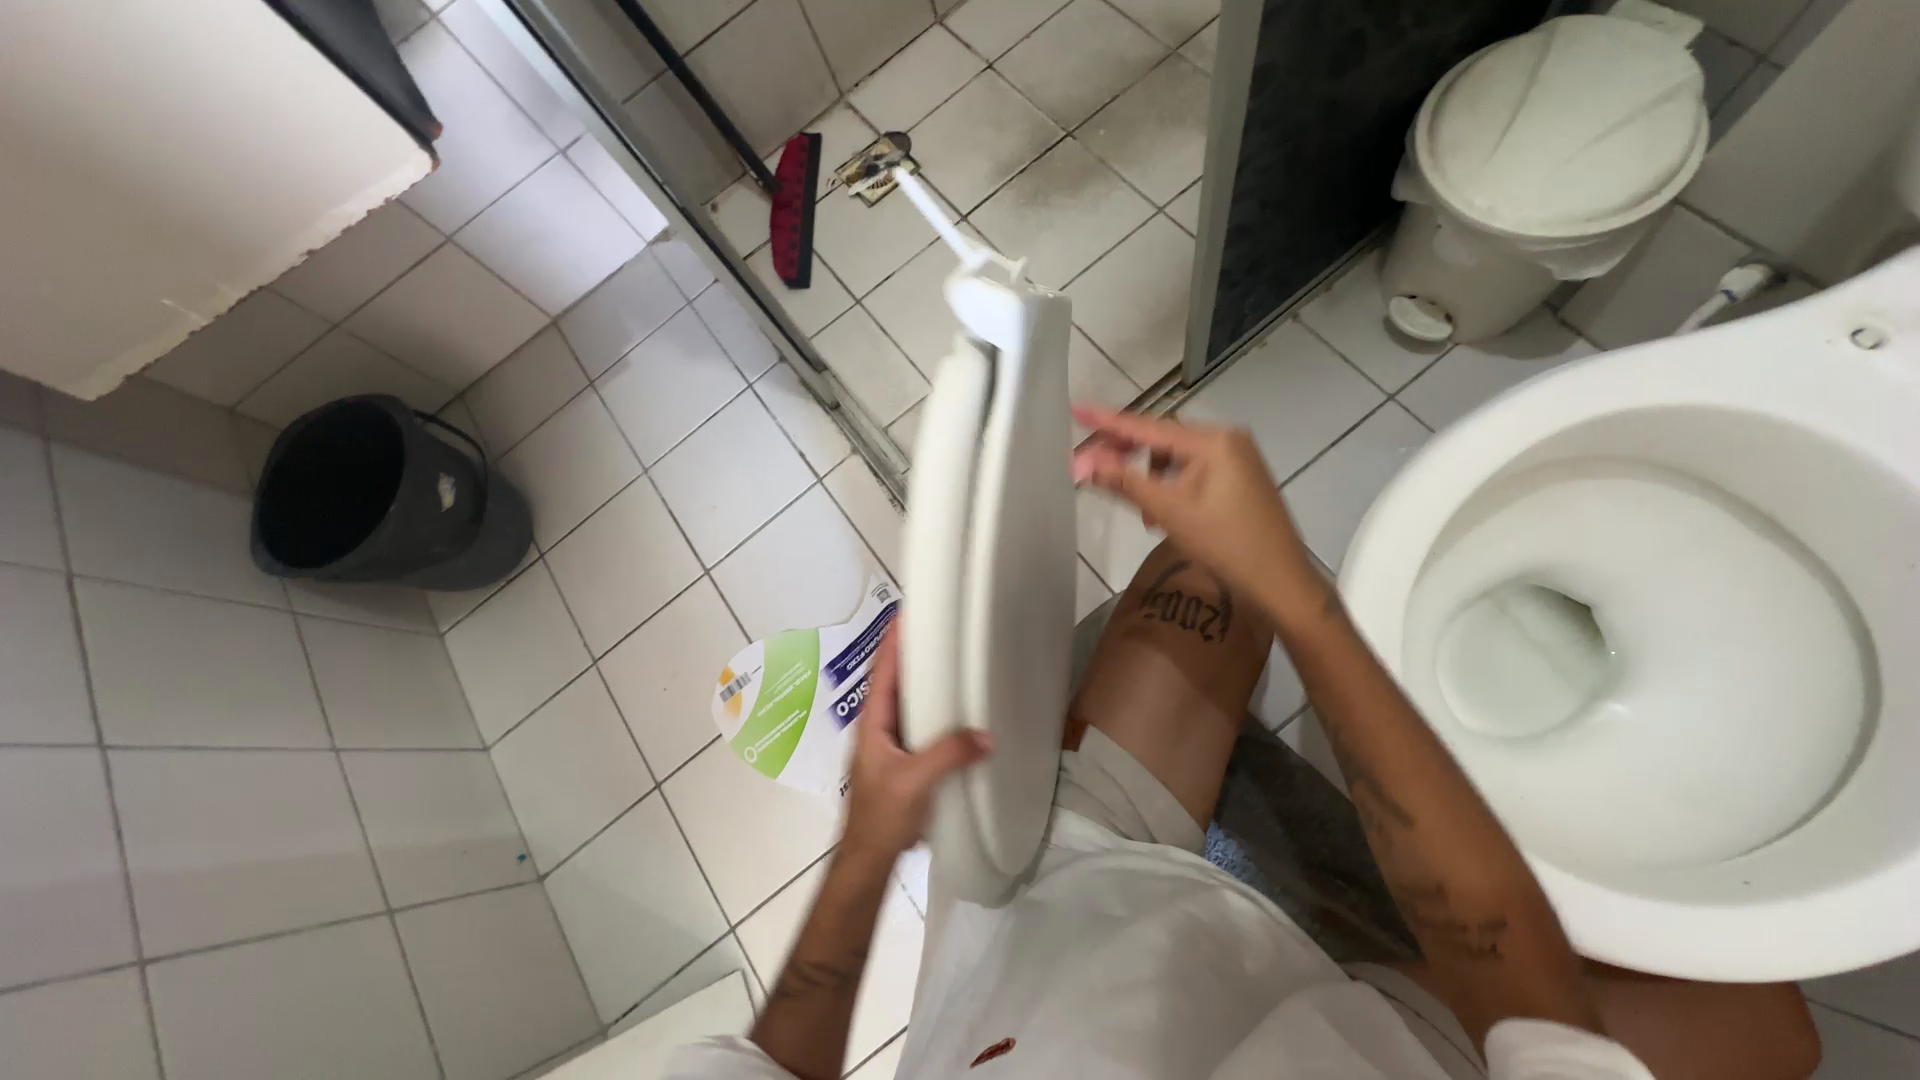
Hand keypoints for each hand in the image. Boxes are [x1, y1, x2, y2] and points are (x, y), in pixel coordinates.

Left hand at [842, 629, 992, 859]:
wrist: (871, 858)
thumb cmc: (882, 816)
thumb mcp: (914, 781)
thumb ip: (949, 755)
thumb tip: (986, 736)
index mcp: (872, 722)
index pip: (882, 671)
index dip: (893, 640)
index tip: (907, 611)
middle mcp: (879, 727)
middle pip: (896, 682)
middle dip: (914, 655)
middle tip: (941, 630)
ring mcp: (891, 745)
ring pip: (910, 705)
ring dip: (927, 684)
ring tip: (954, 662)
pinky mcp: (906, 763)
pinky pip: (923, 727)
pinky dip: (938, 713)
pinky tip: (960, 713)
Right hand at [1071, 405, 1319, 604]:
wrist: (1280, 580)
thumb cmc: (1224, 544)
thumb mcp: (1169, 511)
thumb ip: (1124, 482)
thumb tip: (1082, 463)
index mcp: (1212, 440)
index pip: (1148, 426)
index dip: (1108, 421)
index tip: (1077, 409)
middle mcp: (1227, 438)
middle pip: (1163, 438)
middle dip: (1128, 454)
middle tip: (1093, 467)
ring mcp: (1238, 457)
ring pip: (1178, 457)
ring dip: (1151, 477)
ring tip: (1142, 512)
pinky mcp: (1242, 477)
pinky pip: (1195, 470)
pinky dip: (1173, 485)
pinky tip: (1165, 514)